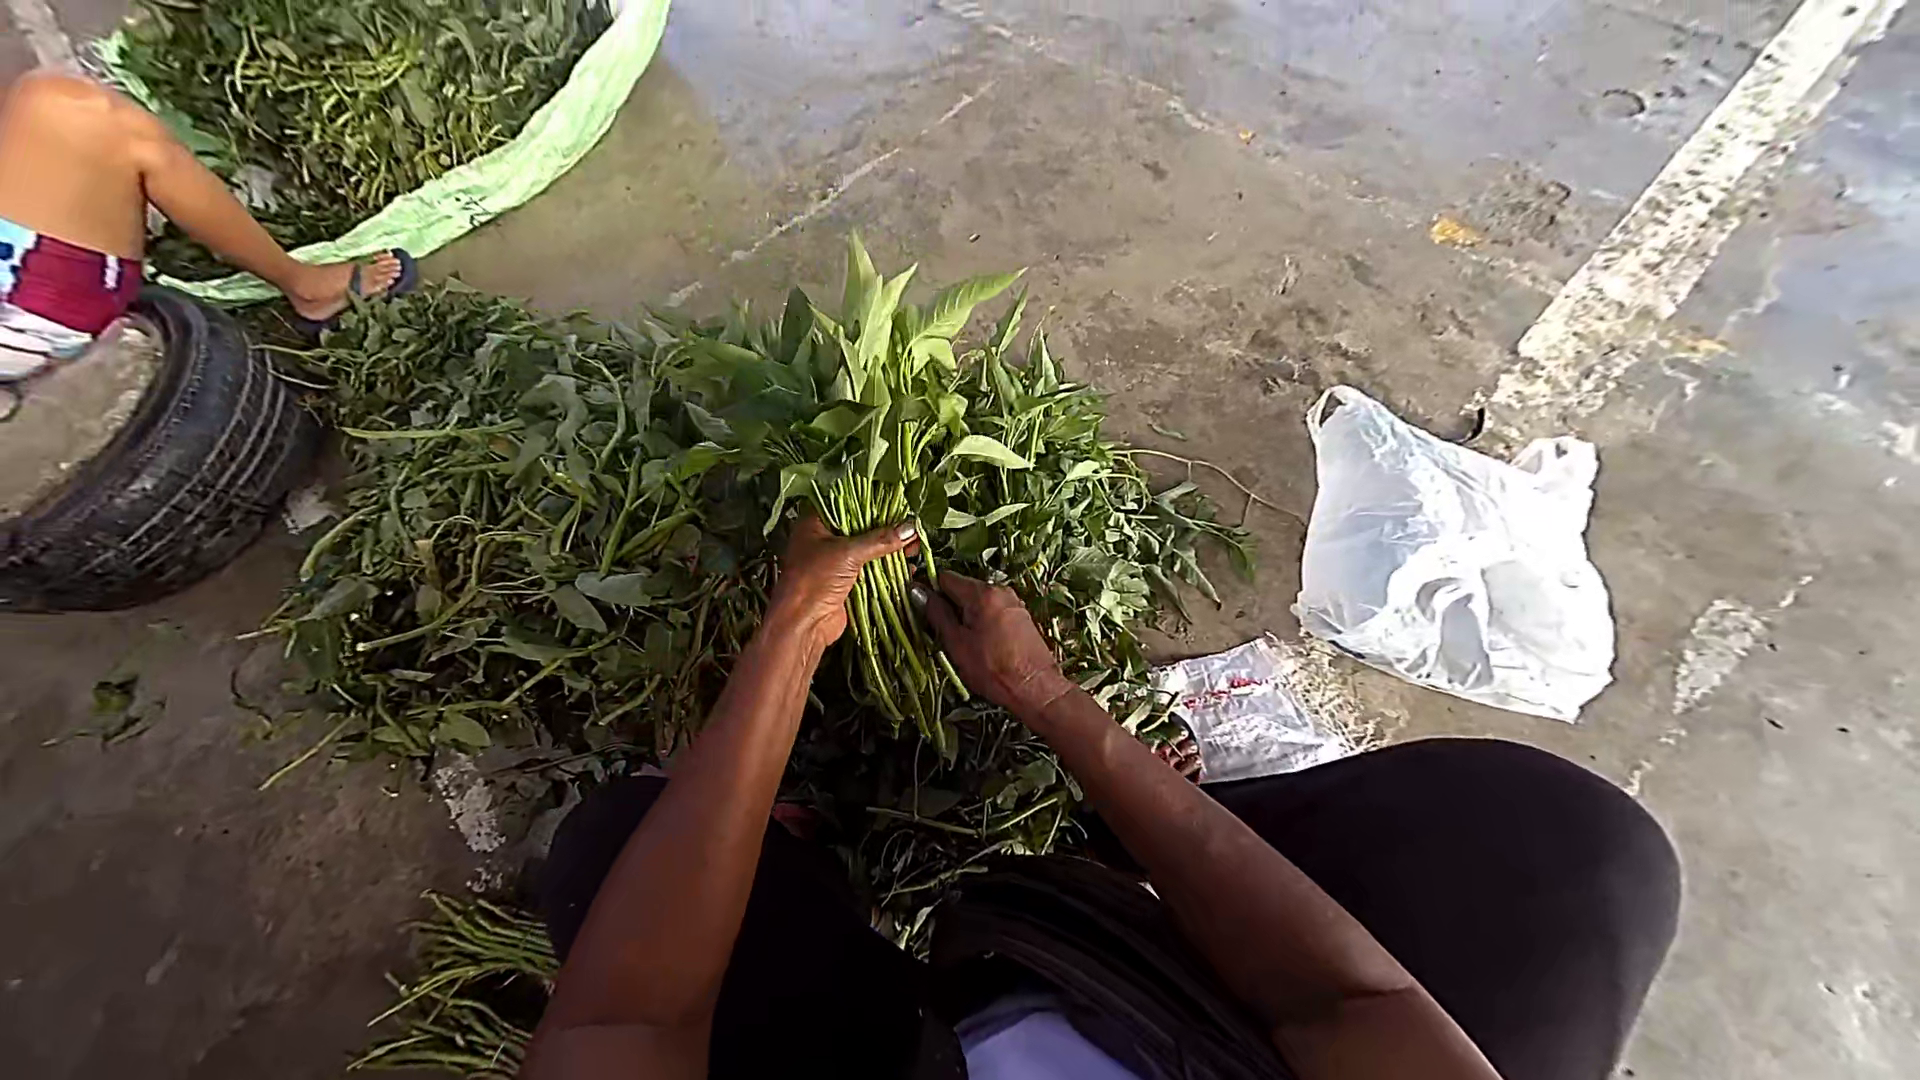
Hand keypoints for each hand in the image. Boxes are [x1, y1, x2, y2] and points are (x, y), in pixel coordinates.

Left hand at [768, 511, 918, 647]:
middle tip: (911, 527)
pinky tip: (907, 565)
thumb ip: (880, 539)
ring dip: (890, 549)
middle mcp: (824, 539)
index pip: (847, 502)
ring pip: (868, 549)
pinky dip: (887, 567)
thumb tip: (909, 528)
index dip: (873, 502)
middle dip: (887, 528)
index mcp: (815, 523)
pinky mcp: (846, 581)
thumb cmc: (813, 581)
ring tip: (914, 545)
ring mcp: (835, 561)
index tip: (898, 502)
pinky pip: (870, 569)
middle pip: (861, 527)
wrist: (803, 625)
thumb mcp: (848, 553)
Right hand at [911, 572, 1077, 722]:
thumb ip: (937, 614)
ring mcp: (1013, 601)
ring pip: (978, 600)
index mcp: (981, 593)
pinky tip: (981, 643)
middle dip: (948, 605)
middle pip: (963, 587)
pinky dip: (981, 620)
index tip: (921, 608)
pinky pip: (993, 609)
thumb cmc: (993, 669)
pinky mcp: (1021, 615)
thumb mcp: (956, 643)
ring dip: (965, 614)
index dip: (929, 590)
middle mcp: (999, 589)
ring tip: (961, 641)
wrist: (1036, 688)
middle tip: (940, 632)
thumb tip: (917, 592)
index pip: (945, 577)